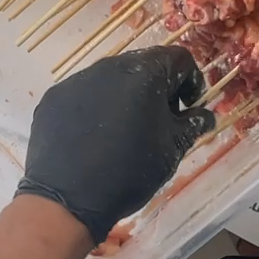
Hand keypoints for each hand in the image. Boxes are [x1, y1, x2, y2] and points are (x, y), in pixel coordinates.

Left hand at [17, 46, 215, 244]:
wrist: (69, 199)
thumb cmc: (130, 171)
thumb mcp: (172, 149)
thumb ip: (192, 124)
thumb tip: (204, 114)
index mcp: (144, 73)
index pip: (179, 59)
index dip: (191, 81)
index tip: (189, 108)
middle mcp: (109, 67)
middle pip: (143, 66)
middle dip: (157, 89)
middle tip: (160, 122)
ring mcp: (76, 81)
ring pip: (112, 80)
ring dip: (126, 98)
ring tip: (125, 132)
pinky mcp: (54, 99)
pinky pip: (84, 95)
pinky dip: (97, 109)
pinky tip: (95, 139)